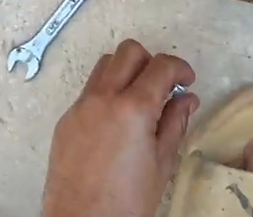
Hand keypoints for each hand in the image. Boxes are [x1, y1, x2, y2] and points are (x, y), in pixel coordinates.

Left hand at [40, 38, 200, 216]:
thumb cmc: (127, 203)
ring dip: (125, 71)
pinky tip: (114, 122)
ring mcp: (81, 105)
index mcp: (133, 108)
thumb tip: (187, 98)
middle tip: (161, 86)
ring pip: (105, 64)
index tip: (187, 80)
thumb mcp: (161, 165)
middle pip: (129, 51)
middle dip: (150, 61)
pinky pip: (89, 90)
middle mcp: (104, 97)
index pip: (161, 66)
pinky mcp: (65, 118)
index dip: (179, 68)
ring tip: (137, 99)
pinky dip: (106, 92)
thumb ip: (174, 124)